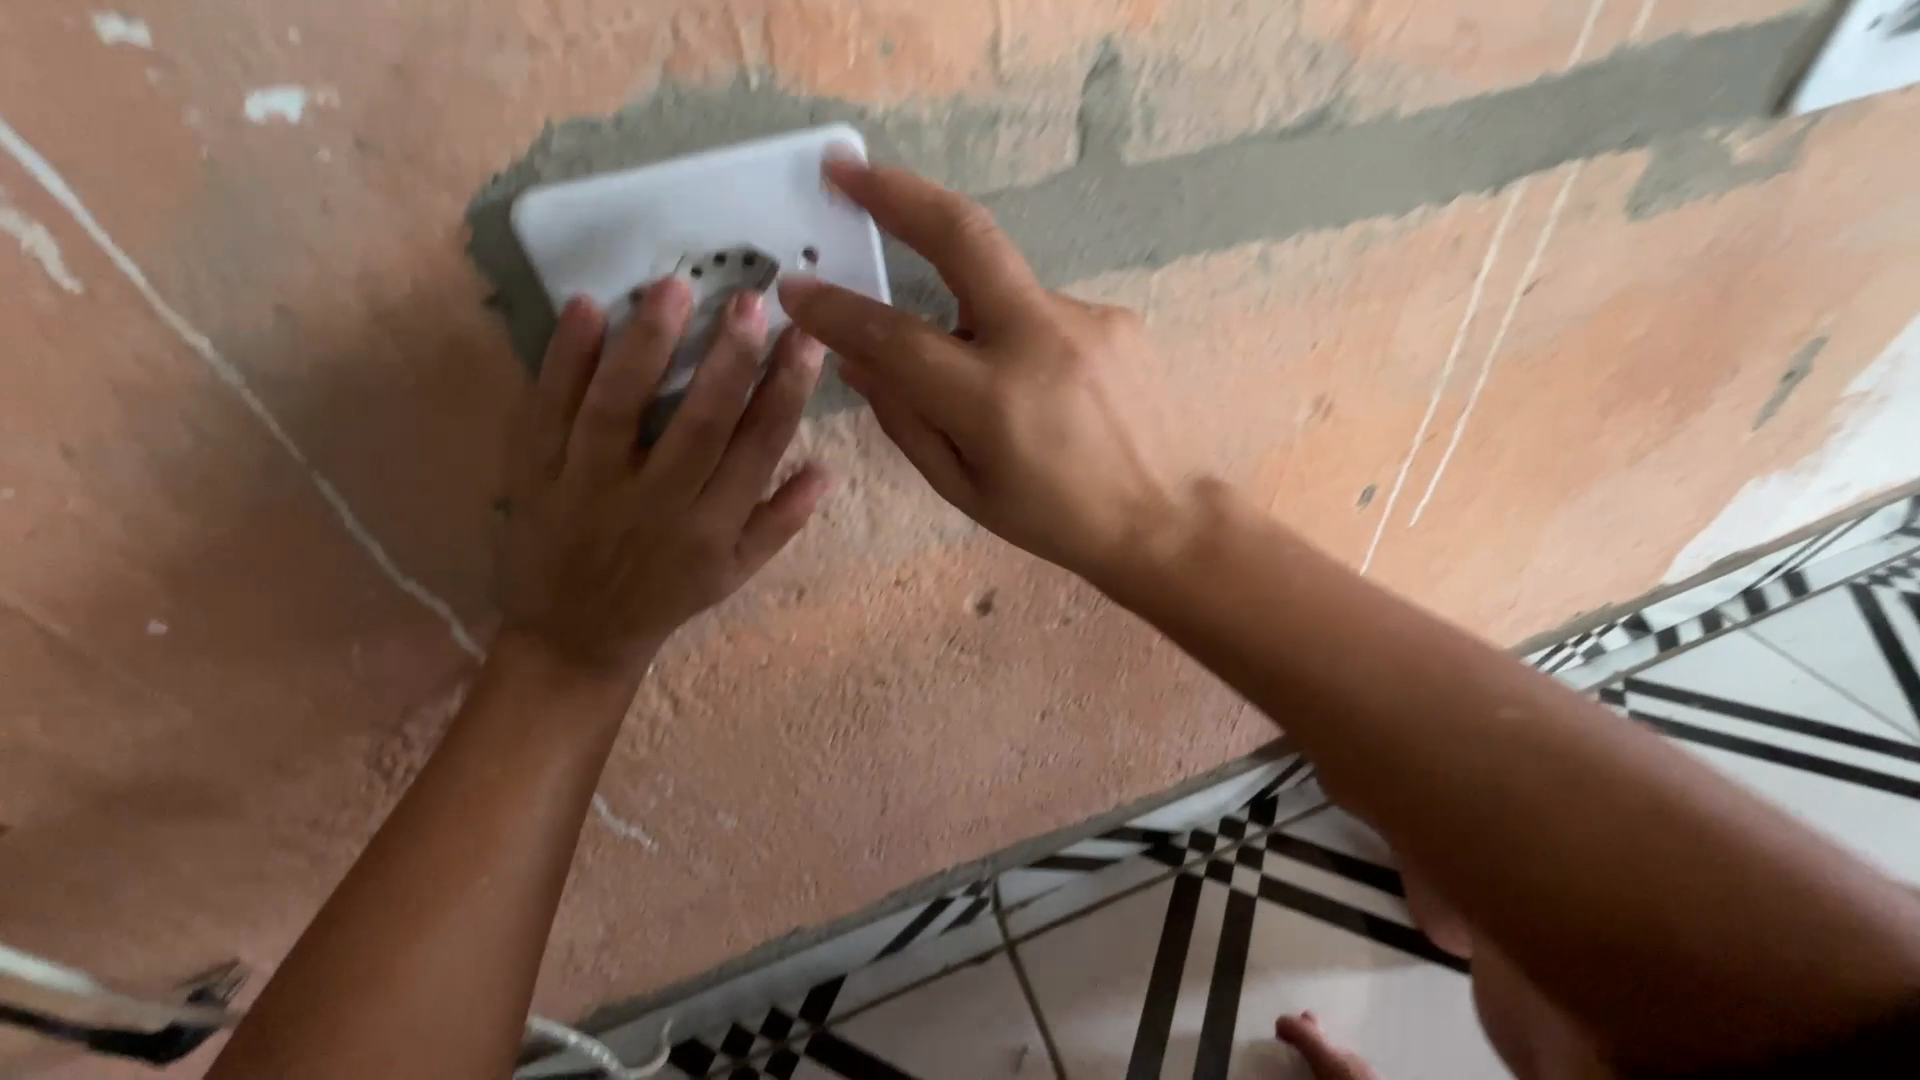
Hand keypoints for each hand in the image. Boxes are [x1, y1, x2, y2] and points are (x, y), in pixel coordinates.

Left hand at [495, 282, 828, 673]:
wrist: (575, 636)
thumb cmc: (667, 596)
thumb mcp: (735, 572)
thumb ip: (781, 521)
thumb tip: (827, 470)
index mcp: (712, 527)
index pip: (759, 447)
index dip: (786, 390)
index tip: (806, 339)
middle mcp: (657, 504)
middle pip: (699, 423)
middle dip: (729, 359)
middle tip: (749, 301)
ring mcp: (590, 487)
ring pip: (619, 409)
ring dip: (646, 345)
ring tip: (671, 288)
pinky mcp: (535, 476)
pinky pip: (547, 412)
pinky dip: (563, 360)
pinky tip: (585, 307)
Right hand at [778, 160, 1177, 586]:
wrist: (1165, 519)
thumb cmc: (1054, 519)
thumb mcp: (964, 487)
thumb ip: (904, 418)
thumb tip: (856, 359)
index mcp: (993, 399)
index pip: (894, 335)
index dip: (836, 309)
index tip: (796, 287)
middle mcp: (1040, 340)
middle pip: (962, 233)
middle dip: (896, 193)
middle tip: (846, 171)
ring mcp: (1087, 318)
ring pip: (1000, 284)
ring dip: (967, 305)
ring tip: (982, 377)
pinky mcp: (1116, 315)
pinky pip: (1040, 310)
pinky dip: (1015, 335)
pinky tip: (1040, 388)